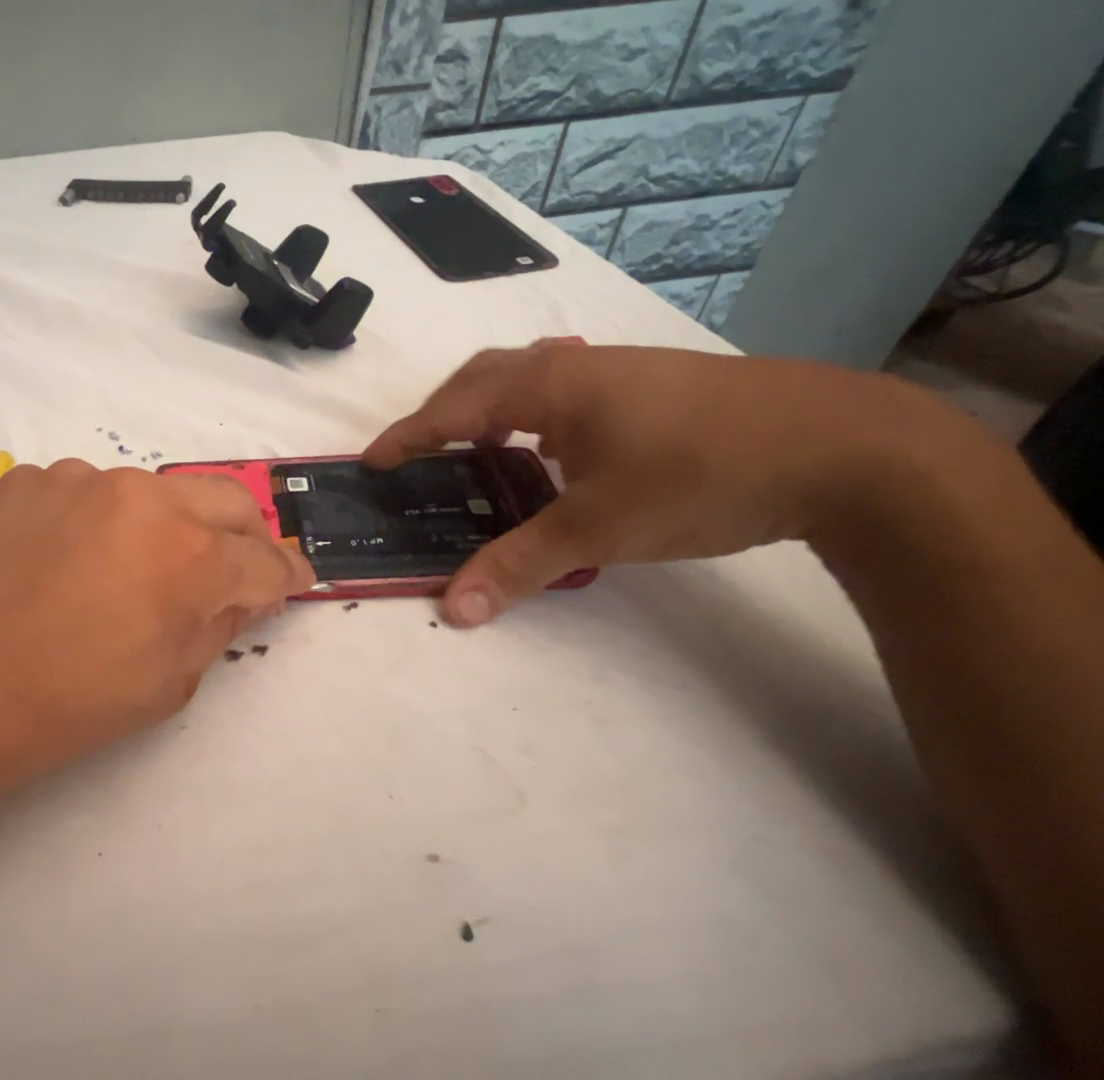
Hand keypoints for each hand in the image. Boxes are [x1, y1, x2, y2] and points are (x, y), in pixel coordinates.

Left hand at [0, 461, 315, 806]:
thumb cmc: (64, 707)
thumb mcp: (165, 686)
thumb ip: (217, 627)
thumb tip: (244, 593)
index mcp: (190, 556)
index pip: (266, 559)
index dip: (286, 576)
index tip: (290, 582)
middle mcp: (143, 498)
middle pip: (226, 500)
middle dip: (243, 536)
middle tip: (233, 570)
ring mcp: (77, 480)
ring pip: (150, 491)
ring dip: (161, 526)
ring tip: (128, 573)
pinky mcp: (24, 480)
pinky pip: (81, 494)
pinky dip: (91, 523)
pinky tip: (61, 564)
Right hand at [364, 341, 988, 626]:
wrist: (843, 445)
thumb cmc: (700, 476)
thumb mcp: (599, 529)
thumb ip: (519, 565)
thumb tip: (453, 609)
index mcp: (550, 388)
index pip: (455, 407)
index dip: (409, 435)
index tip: (372, 459)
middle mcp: (579, 369)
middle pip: (487, 375)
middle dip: (444, 410)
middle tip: (422, 451)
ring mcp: (623, 372)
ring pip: (533, 379)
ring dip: (493, 407)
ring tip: (483, 451)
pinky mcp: (660, 386)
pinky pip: (570, 390)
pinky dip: (538, 415)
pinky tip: (559, 450)